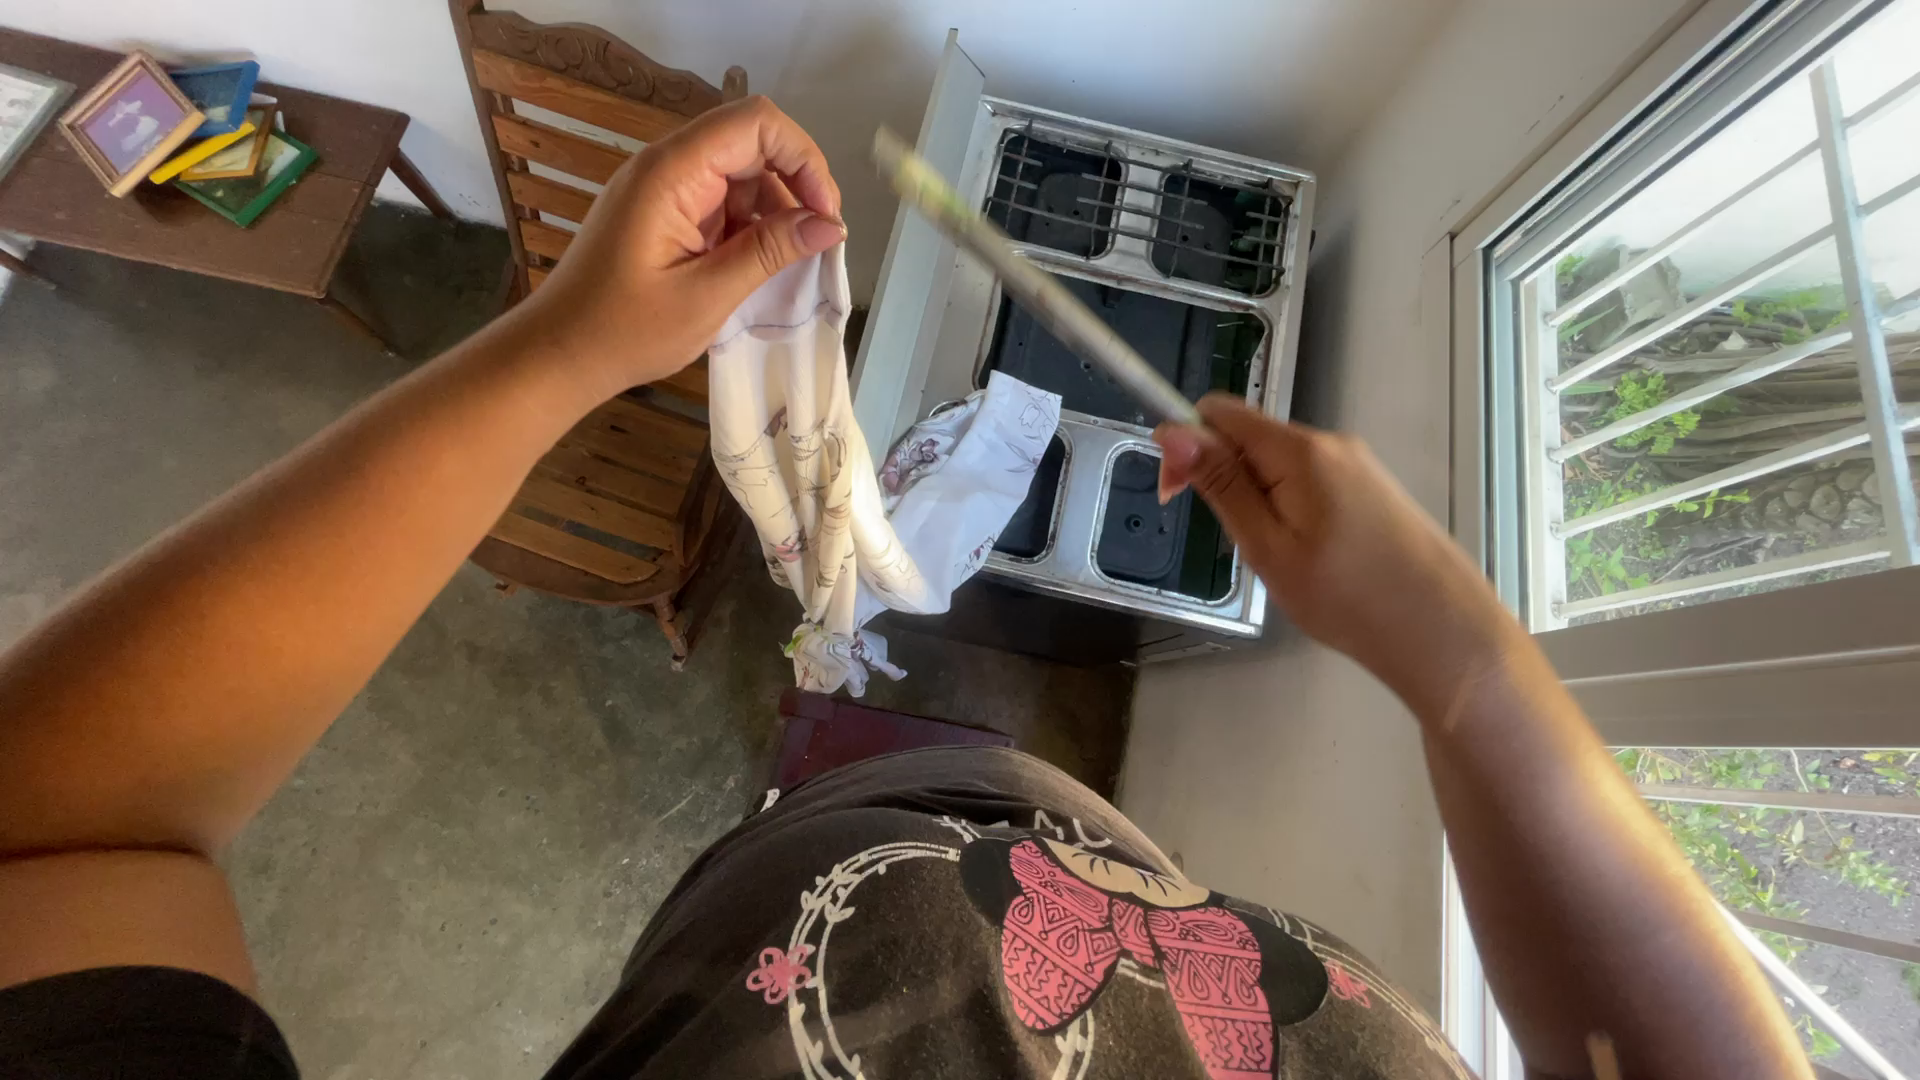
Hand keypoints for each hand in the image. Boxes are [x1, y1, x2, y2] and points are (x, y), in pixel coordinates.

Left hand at [506, 95, 844, 402]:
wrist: (564, 352)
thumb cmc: (627, 331)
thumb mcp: (708, 296)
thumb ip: (769, 252)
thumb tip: (831, 225)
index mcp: (672, 173)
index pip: (755, 125)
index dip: (803, 159)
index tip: (826, 216)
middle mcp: (671, 166)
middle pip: (753, 144)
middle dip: (799, 184)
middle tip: (823, 240)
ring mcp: (670, 190)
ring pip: (745, 175)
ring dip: (780, 211)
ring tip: (796, 261)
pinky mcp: (672, 214)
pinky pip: (728, 203)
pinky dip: (757, 228)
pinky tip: (768, 264)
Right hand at [1155, 394, 1521, 716]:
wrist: (1445, 635)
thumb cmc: (1346, 597)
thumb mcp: (1267, 545)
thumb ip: (1220, 484)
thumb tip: (1171, 430)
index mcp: (1300, 450)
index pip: (1218, 412)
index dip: (1186, 445)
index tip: (1176, 498)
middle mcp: (1330, 443)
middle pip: (1248, 437)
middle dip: (1219, 477)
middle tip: (1232, 544)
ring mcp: (1356, 465)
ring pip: (1275, 463)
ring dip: (1253, 498)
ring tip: (1273, 557)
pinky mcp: (1371, 489)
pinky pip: (1305, 481)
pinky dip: (1284, 507)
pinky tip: (1303, 554)